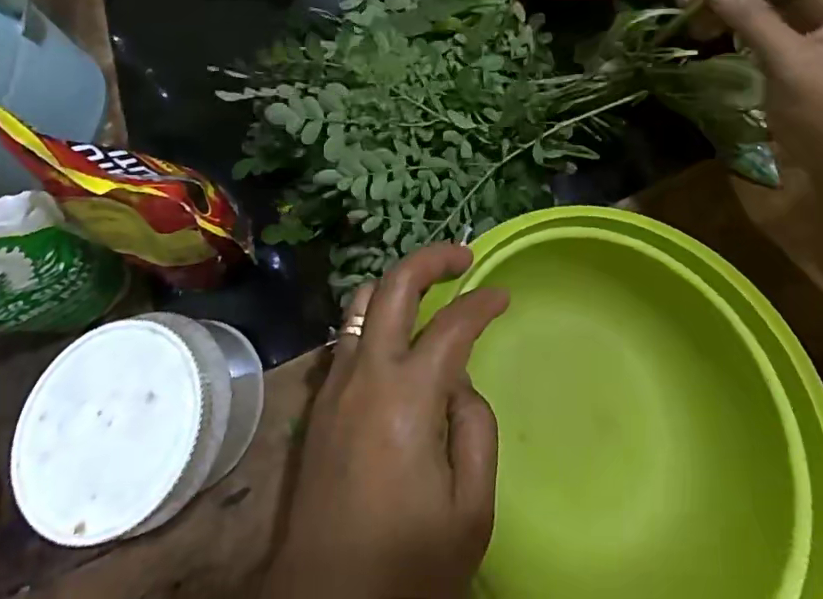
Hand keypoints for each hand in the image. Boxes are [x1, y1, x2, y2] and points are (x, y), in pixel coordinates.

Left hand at [261, 245, 508, 598]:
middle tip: (462, 256)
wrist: (325, 596)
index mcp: (407, 397)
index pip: (451, 327)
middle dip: (428, 260)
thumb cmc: (406, 561)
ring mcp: (334, 383)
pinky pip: (347, 337)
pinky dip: (374, 318)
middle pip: (392, 287)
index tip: (504, 294)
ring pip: (360, 304)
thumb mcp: (470, 511)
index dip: (481, 303)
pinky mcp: (318, 400)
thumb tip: (460, 384)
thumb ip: (475, 430)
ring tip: (429, 289)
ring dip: (395, 285)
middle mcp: (364, 373)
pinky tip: (395, 339)